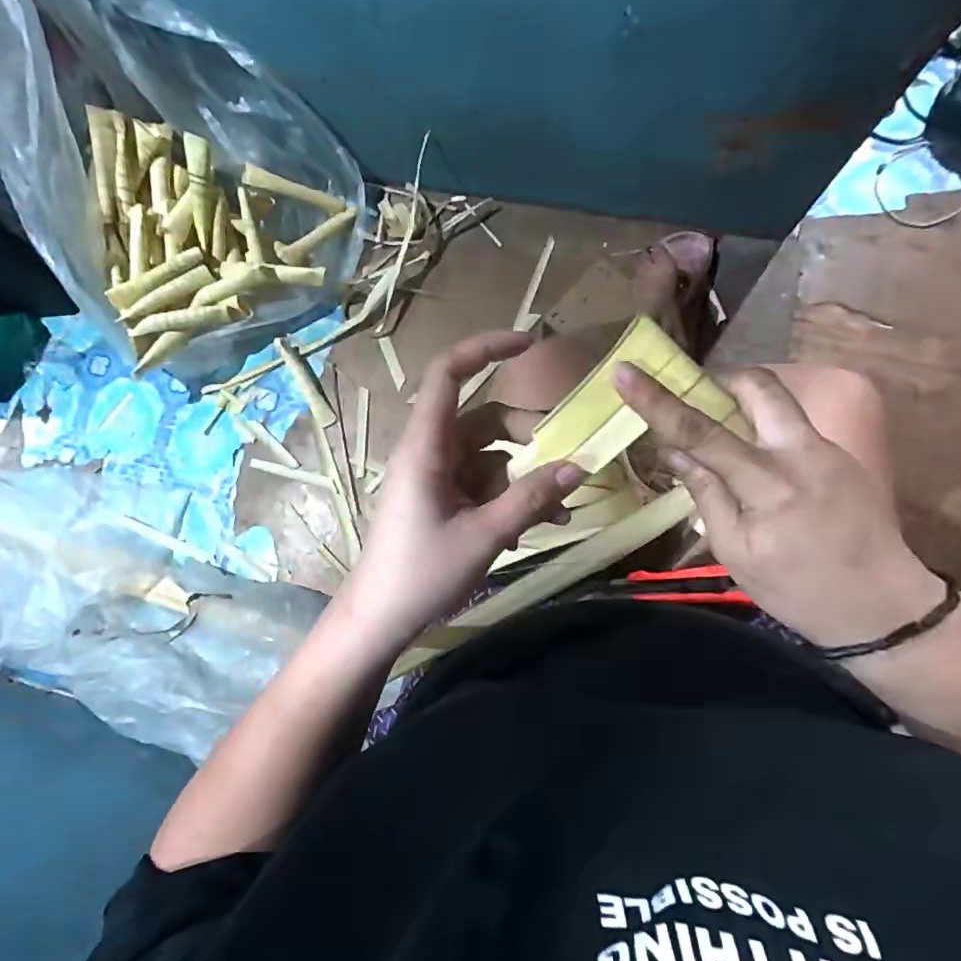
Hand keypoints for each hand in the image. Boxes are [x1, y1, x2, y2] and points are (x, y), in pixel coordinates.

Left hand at [338, 332, 585, 644]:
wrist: (380, 618)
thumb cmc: (422, 573)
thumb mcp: (484, 536)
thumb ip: (531, 499)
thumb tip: (579, 467)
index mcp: (425, 447)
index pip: (448, 374)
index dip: (485, 348)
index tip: (531, 342)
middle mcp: (427, 453)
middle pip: (482, 420)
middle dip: (526, 437)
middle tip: (565, 463)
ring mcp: (432, 478)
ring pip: (486, 457)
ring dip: (522, 479)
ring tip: (554, 515)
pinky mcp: (438, 501)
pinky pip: (478, 485)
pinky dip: (504, 500)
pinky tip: (525, 533)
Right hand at [613, 364, 940, 648]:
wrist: (883, 606)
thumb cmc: (795, 589)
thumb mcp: (735, 552)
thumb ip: (705, 495)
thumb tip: (674, 451)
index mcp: (769, 486)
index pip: (701, 431)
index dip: (658, 401)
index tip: (624, 372)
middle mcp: (802, 454)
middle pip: (758, 386)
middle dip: (719, 380)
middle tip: (693, 397)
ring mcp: (829, 450)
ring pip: (780, 400)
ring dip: (742, 400)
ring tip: (717, 427)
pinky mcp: (841, 456)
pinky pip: (792, 425)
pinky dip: (761, 427)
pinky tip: (750, 460)